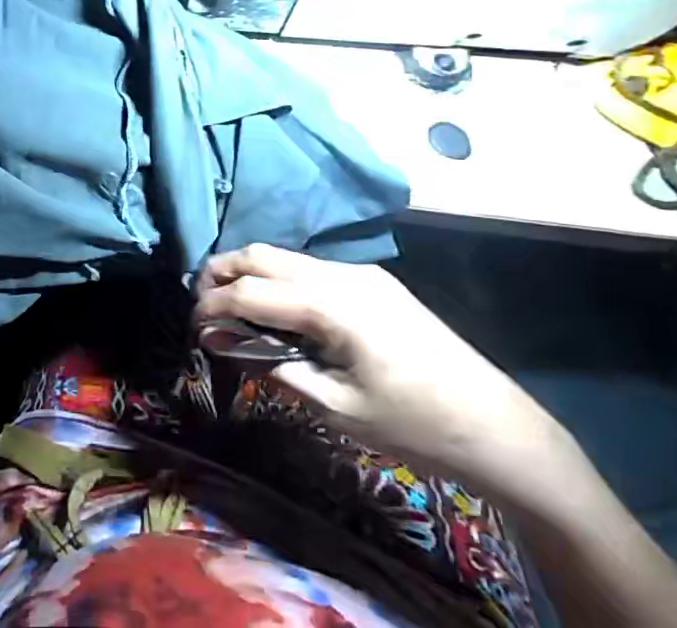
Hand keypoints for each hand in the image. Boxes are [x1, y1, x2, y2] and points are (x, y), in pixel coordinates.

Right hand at [195, 245, 589, 493]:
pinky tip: (275, 311)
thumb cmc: (409, 422)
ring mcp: (361, 274)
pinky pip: (313, 270)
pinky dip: (282, 282)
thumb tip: (224, 341)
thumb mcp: (334, 406)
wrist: (487, 419)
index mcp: (332, 303)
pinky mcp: (372, 283)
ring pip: (289, 258)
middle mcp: (343, 274)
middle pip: (267, 255)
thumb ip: (274, 366)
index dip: (214, 303)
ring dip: (253, 274)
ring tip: (229, 309)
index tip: (190, 325)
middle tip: (201, 305)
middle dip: (225, 272)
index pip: (253, 289)